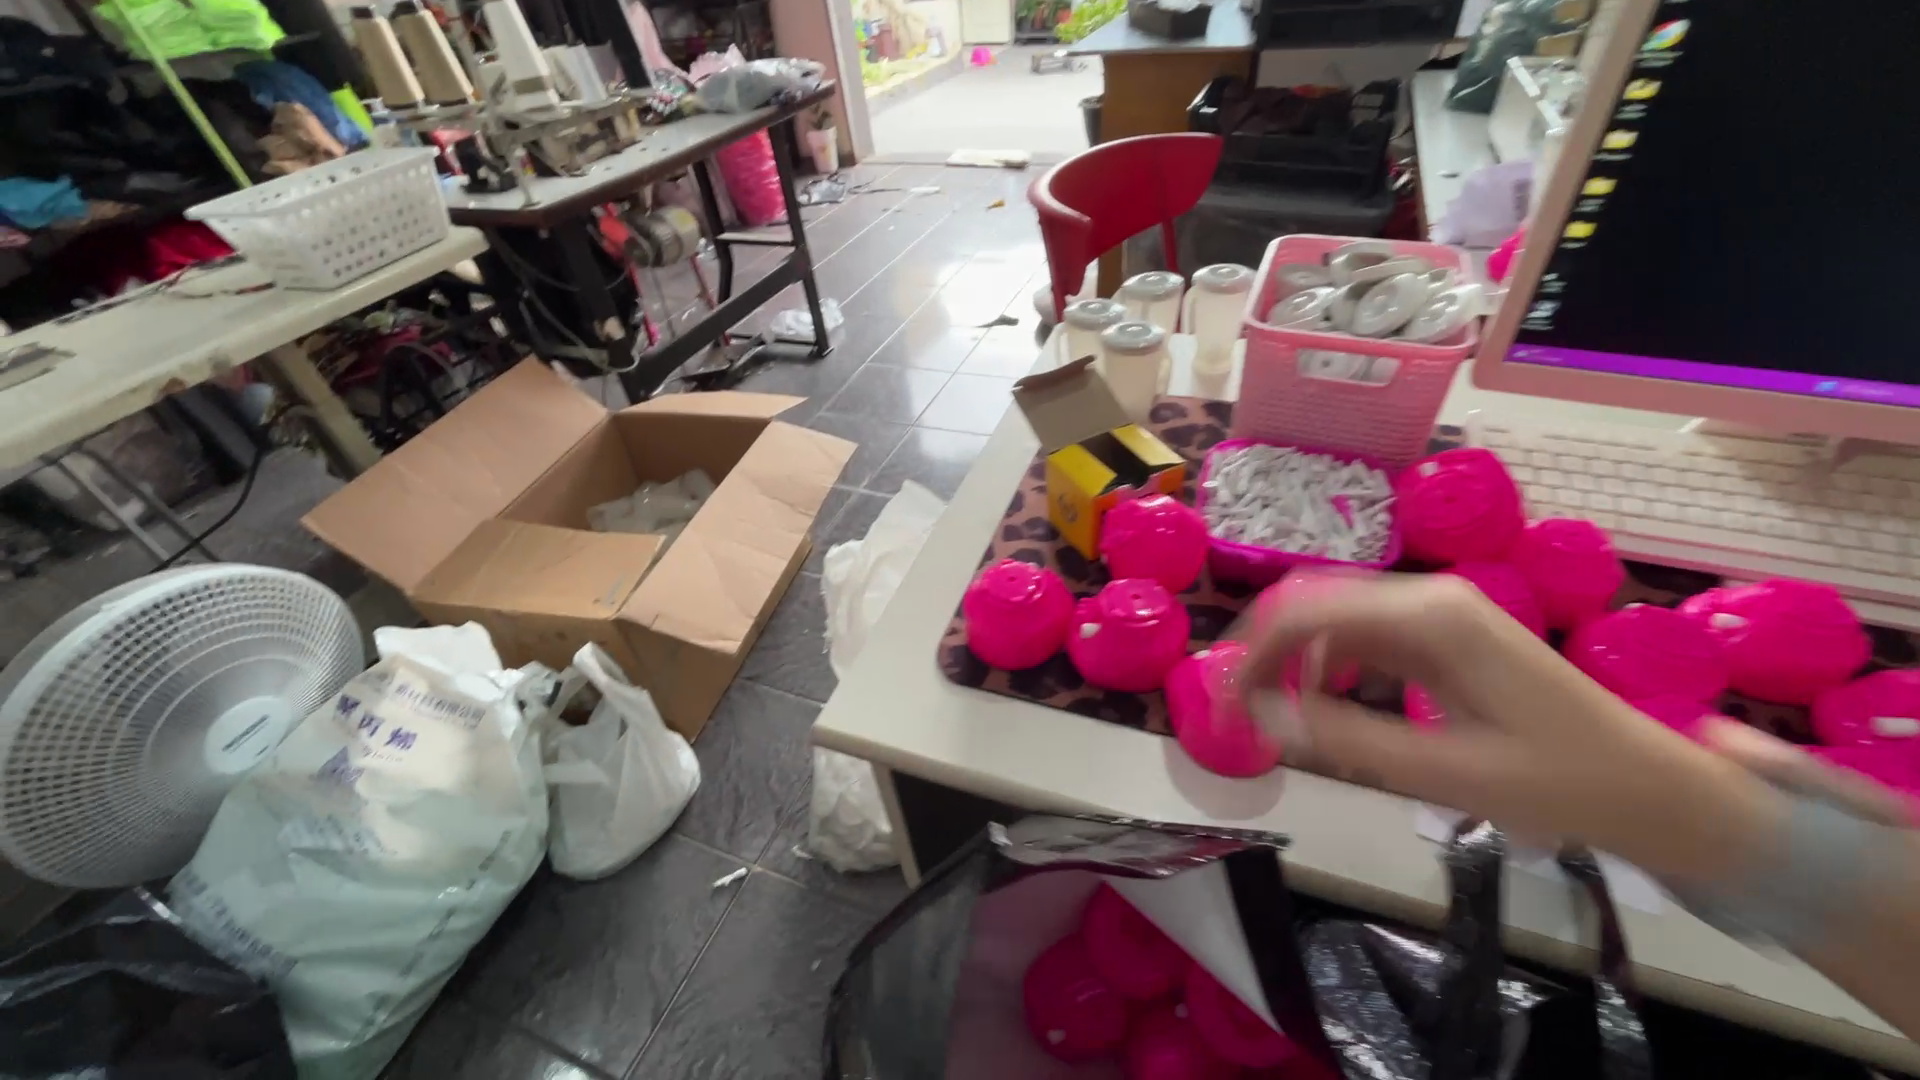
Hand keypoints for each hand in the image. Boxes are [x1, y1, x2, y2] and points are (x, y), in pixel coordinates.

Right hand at [1234, 573, 1781, 883]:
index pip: (1308, 611)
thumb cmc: (1562, 783)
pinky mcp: (1443, 632)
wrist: (1659, 789)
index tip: (1228, 704)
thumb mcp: (1448, 773)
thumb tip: (1261, 717)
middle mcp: (1427, 597)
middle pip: (1313, 601)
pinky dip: (1328, 662)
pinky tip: (1325, 698)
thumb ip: (1347, 740)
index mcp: (1430, 617)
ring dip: (1293, 656)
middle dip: (1264, 649)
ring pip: (1333, 615)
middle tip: (1239, 706)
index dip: (1254, 653)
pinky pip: (1363, 633)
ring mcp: (1437, 611)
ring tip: (1275, 710)